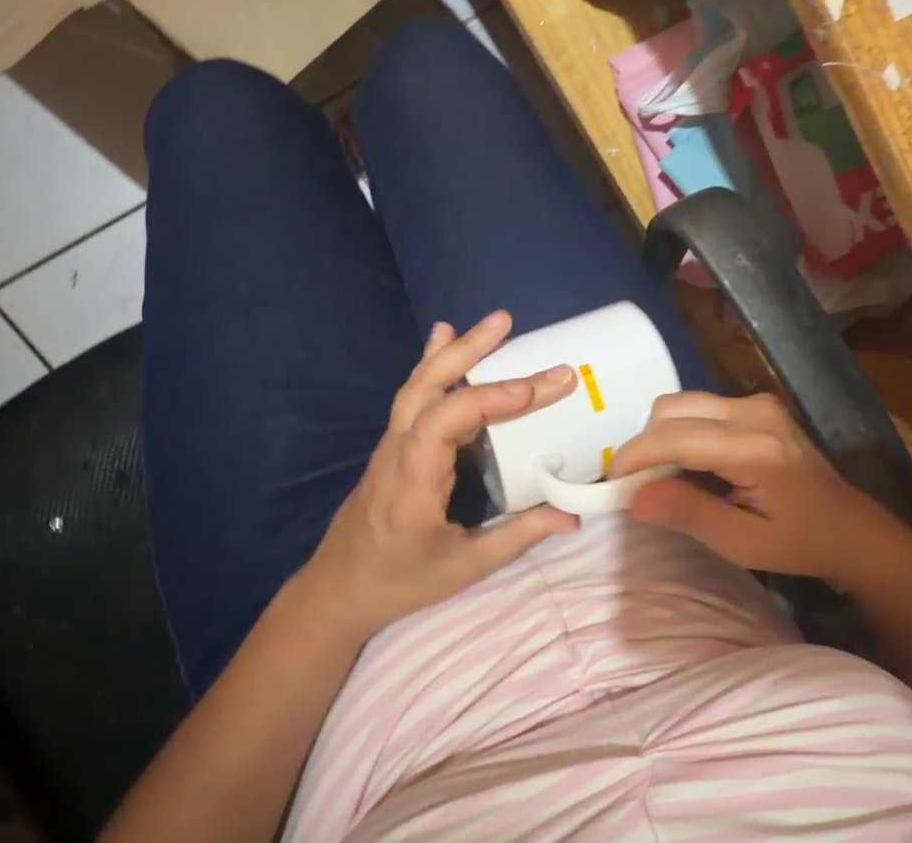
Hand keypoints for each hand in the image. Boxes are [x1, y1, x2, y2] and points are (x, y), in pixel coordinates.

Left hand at [301, 312, 579, 637]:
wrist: (338, 589)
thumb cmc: (400, 581)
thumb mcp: (464, 567)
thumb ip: (518, 537)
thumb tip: (573, 516)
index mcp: (413, 481)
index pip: (448, 421)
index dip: (492, 397)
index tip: (540, 386)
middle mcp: (398, 451)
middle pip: (427, 387)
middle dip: (469, 351)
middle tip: (508, 322)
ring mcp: (392, 444)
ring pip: (419, 384)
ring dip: (455, 350)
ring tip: (494, 323)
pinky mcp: (395, 445)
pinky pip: (414, 396)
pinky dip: (434, 364)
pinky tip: (444, 338)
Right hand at [609, 391, 908, 581]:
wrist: (852, 528)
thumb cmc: (800, 543)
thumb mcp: (743, 543)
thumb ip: (689, 514)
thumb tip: (632, 499)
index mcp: (756, 447)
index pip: (676, 436)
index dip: (634, 456)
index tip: (609, 485)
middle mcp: (755, 411)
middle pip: (672, 409)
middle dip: (644, 445)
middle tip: (636, 488)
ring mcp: (758, 403)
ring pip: (681, 404)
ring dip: (660, 438)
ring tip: (661, 480)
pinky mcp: (756, 405)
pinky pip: (699, 409)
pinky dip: (680, 434)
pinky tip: (687, 468)